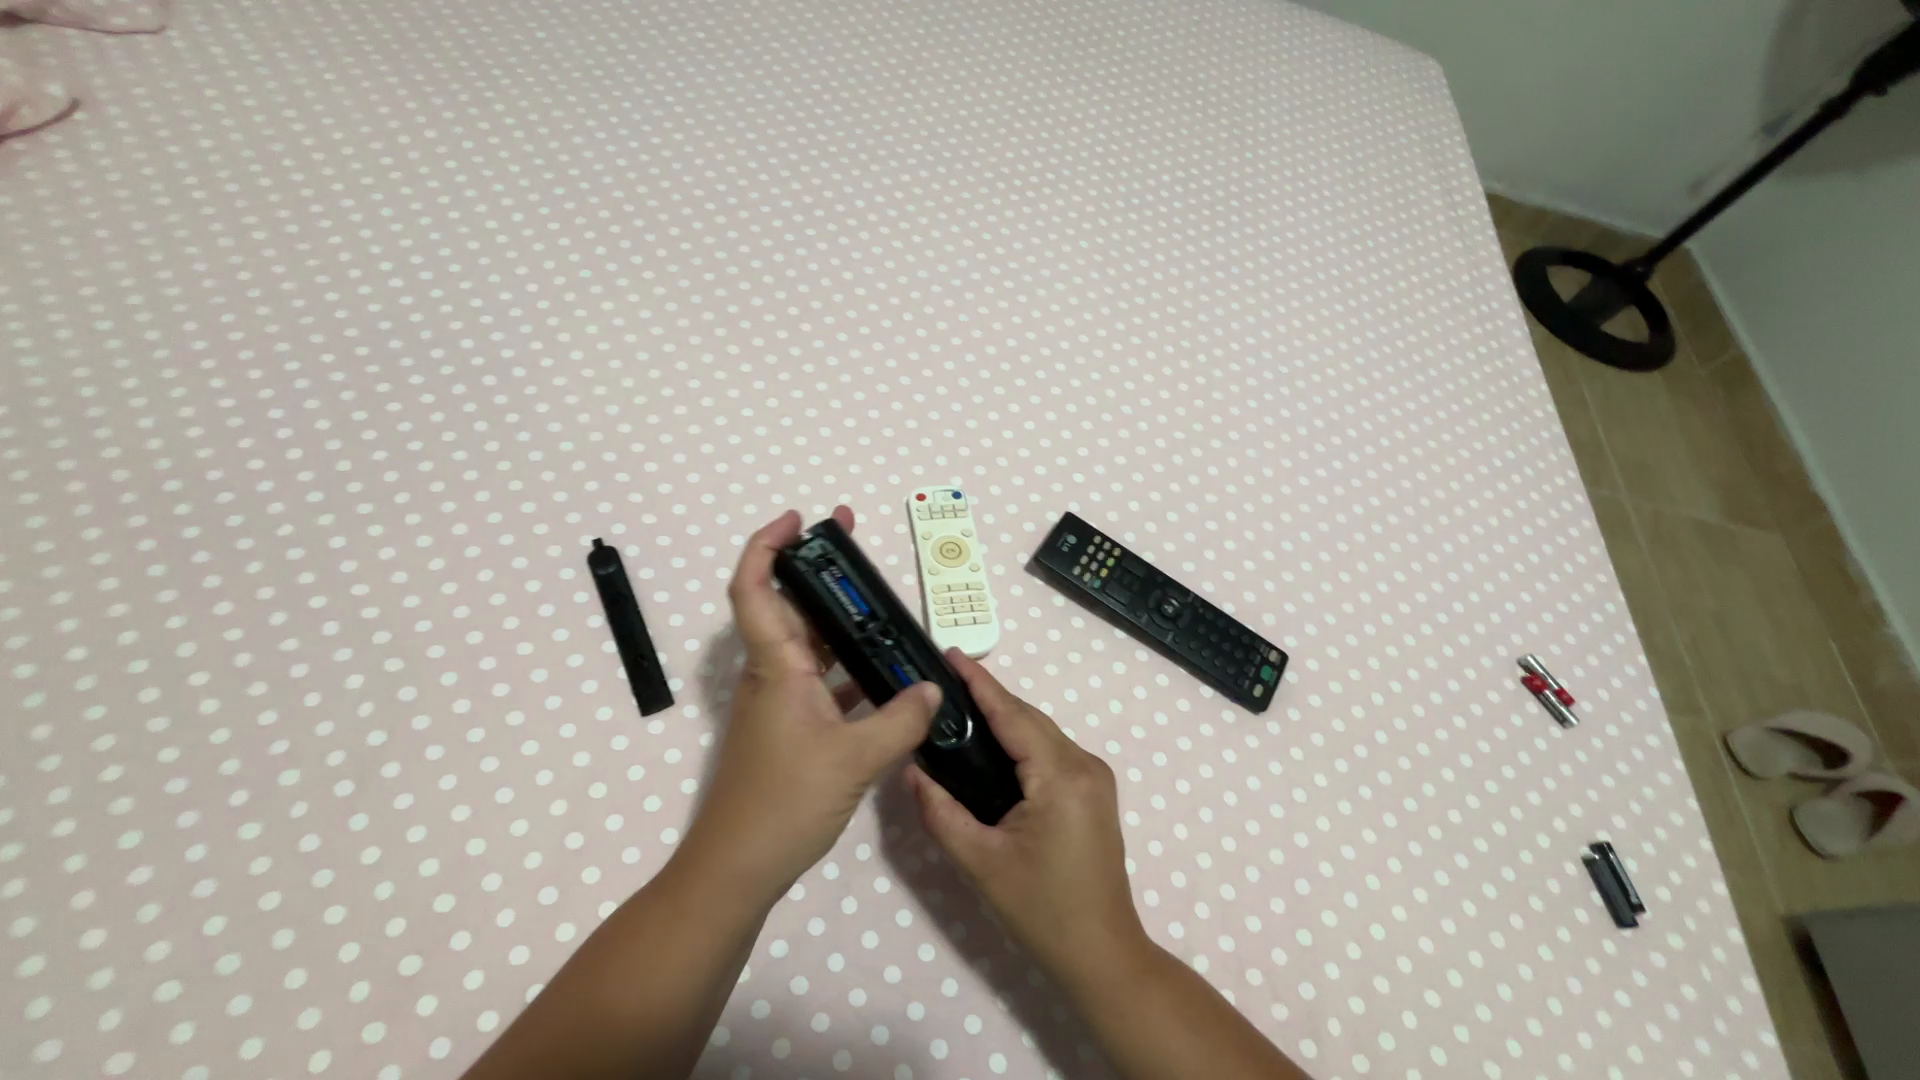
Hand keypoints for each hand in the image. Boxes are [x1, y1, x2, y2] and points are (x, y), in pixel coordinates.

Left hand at [679, 506, 942, 902]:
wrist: (738, 867)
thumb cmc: (784, 804)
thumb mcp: (855, 761)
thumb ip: (900, 720)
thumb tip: (932, 690)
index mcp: (776, 668)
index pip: (754, 589)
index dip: (767, 546)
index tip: (799, 521)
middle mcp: (772, 675)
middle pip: (786, 607)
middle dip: (818, 571)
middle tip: (855, 546)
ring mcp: (778, 704)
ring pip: (806, 646)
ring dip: (837, 622)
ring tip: (880, 606)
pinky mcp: (788, 729)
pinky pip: (819, 683)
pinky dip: (846, 670)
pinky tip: (883, 677)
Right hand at [905, 649, 1149, 985]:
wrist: (1100, 952)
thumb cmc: (1040, 909)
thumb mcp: (980, 862)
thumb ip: (940, 812)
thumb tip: (911, 771)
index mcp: (1061, 776)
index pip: (1013, 715)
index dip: (980, 683)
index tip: (951, 654)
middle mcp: (1085, 765)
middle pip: (1029, 718)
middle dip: (989, 697)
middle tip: (945, 681)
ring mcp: (1095, 777)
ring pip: (1042, 733)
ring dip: (1005, 718)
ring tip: (961, 706)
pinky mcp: (1094, 791)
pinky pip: (1051, 751)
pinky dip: (1021, 740)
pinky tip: (992, 743)